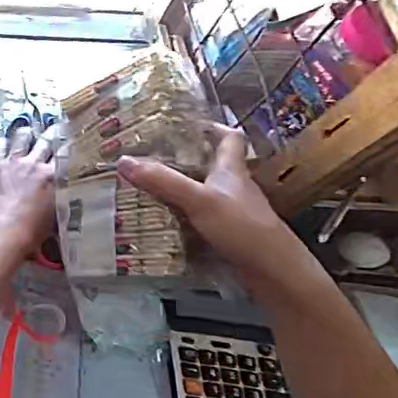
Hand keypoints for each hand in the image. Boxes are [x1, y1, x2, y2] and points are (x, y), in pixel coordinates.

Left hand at [0, 122, 56, 253]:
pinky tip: (3, 142)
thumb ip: (60, 196)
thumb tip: (63, 191)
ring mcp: (13, 162)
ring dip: (26, 134)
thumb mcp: (56, 212)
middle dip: (51, 133)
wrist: (4, 229)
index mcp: (53, 176)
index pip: (65, 154)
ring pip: (22, 138)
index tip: (71, 139)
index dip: (69, 144)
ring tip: (27, 132)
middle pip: (45, 141)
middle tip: (54, 127)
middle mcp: (35, 164)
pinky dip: (3, 144)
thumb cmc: (33, 229)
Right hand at [115, 124, 319, 290]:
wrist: (274, 272)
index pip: (230, 138)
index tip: (190, 125)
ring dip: (181, 194)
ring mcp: (233, 214)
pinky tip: (164, 226)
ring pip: (204, 196)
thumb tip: (122, 161)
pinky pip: (200, 223)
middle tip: (154, 160)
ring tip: (149, 192)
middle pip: (212, 167)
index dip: (213, 128)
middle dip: (185, 162)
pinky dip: (183, 222)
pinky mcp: (228, 237)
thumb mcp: (198, 199)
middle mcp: (234, 188)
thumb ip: (163, 181)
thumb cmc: (242, 227)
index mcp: (232, 170)